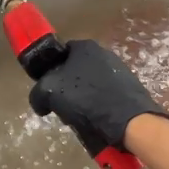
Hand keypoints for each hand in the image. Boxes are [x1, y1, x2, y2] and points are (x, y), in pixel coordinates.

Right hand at [27, 39, 168, 148]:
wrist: (128, 121)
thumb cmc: (86, 99)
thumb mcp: (48, 93)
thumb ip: (38, 93)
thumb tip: (40, 102)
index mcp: (85, 46)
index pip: (60, 54)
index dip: (51, 71)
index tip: (49, 89)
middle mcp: (104, 53)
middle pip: (76, 70)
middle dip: (67, 88)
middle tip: (63, 106)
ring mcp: (120, 71)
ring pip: (91, 84)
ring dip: (83, 99)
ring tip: (80, 118)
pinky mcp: (130, 89)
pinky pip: (106, 96)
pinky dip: (99, 106)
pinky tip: (97, 120)